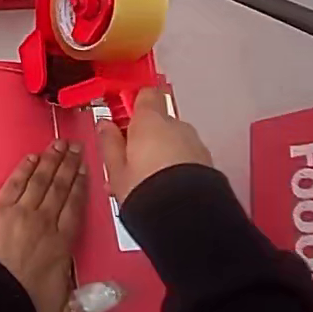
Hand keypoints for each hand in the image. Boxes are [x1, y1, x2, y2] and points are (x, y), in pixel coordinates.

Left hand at [0, 140, 87, 311]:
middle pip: (59, 187)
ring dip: (50, 160)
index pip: (75, 206)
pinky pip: (14, 184)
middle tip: (76, 147)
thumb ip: (92, 302)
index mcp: (61, 244)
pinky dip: (23, 169)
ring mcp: (19, 214)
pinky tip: (31, 158)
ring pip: (39, 180)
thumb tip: (118, 294)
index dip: (80, 185)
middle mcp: (43, 223)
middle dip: (68, 164)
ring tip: (58, 145)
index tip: (85, 170)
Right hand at [95, 87, 213, 203]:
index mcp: (150, 121)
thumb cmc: (145, 190)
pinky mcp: (207, 162)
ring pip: (173, 140)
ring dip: (162, 153)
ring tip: (147, 182)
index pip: (145, 94)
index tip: (123, 117)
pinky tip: (166, 188)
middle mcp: (175, 125)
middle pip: (158, 120)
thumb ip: (110, 143)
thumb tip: (105, 126)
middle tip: (131, 161)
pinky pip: (187, 157)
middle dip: (146, 136)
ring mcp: (194, 142)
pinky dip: (177, 166)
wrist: (187, 216)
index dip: (134, 103)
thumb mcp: (116, 170)